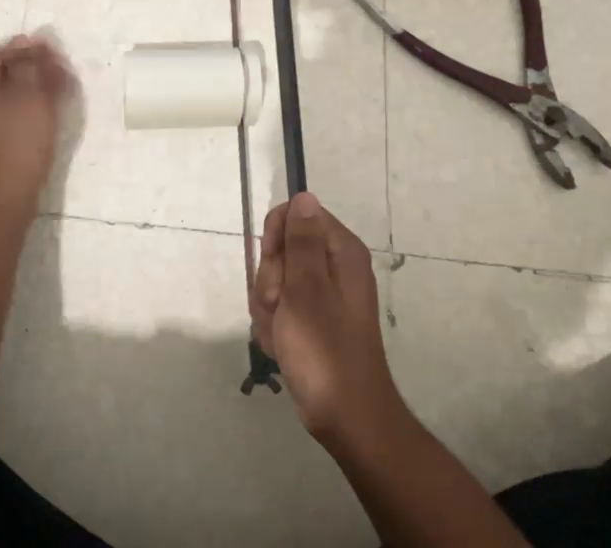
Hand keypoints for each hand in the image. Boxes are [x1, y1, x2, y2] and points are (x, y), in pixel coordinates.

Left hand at [0, 35, 76, 216]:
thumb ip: (34, 67)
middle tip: (58, 70)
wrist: (2, 199)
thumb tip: (34, 44)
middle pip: (0, 73)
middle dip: (30, 67)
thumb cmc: (18, 143)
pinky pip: (6, 114)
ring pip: (5, 94)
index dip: (26, 48)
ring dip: (31, 87)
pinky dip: (26, 107)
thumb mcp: (32, 98)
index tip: (53, 51)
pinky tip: (46, 114)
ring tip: (58, 91)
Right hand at [251, 193, 405, 442]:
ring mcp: (320, 295)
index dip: (277, 239)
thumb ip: (301, 240)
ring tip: (283, 332)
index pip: (295, 215)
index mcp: (340, 252)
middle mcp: (333, 267)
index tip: (279, 269)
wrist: (343, 414)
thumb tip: (304, 195)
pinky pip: (276, 307)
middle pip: (280, 248)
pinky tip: (282, 345)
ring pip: (273, 280)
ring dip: (268, 306)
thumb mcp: (307, 289)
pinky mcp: (309, 319)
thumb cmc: (325, 349)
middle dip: (270, 278)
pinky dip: (273, 325)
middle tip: (281, 306)